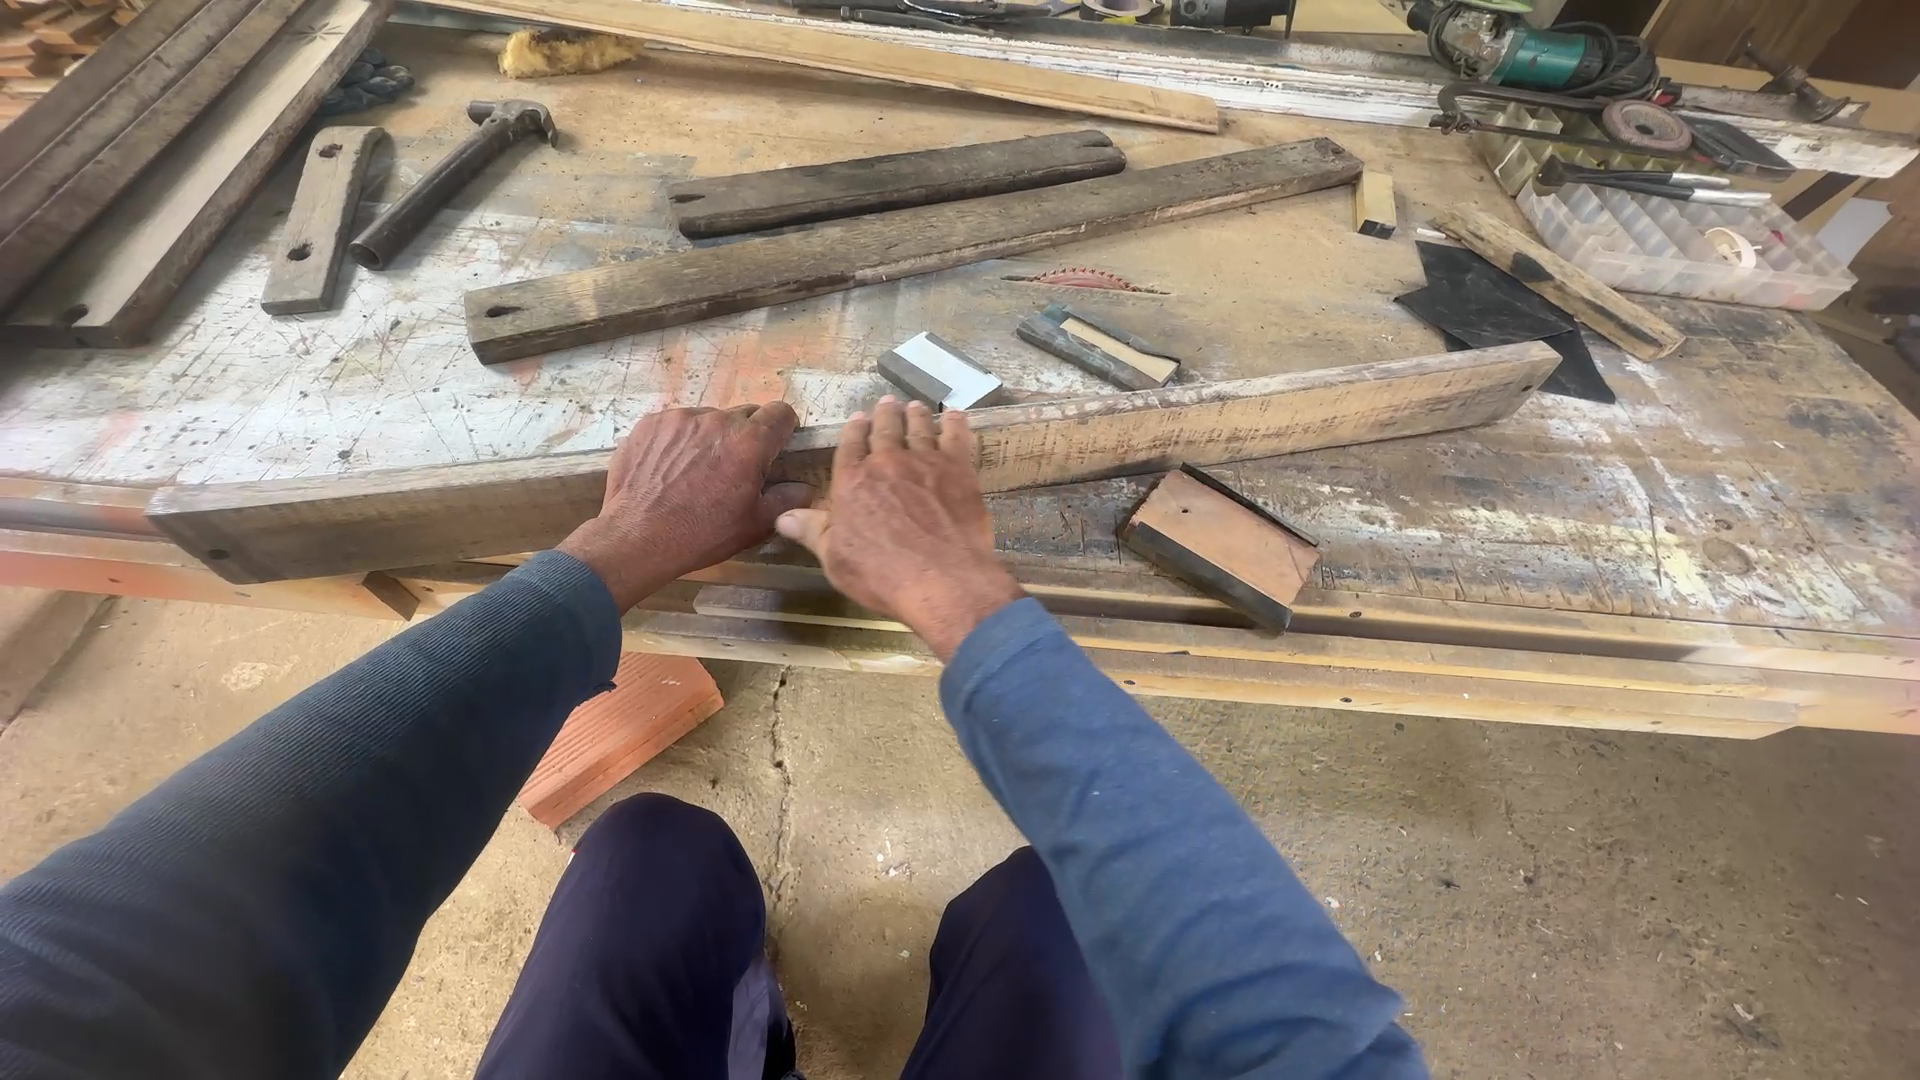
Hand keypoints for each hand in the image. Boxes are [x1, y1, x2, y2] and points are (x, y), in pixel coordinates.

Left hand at [558, 403, 814, 610]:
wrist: (639, 536)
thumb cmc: (704, 533)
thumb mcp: (756, 524)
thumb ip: (789, 499)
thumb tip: (805, 486)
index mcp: (749, 442)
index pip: (781, 412)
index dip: (783, 428)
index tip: (776, 446)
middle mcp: (717, 420)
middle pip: (746, 414)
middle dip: (748, 436)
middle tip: (736, 467)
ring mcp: (680, 418)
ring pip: (710, 418)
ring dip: (713, 437)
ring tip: (698, 470)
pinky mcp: (651, 423)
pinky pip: (677, 423)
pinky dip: (681, 439)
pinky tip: (671, 467)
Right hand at [775, 396, 1024, 660]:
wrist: (940, 577)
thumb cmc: (881, 575)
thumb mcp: (835, 558)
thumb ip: (812, 532)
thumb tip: (782, 517)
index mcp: (852, 482)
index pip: (850, 447)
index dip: (854, 431)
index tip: (857, 418)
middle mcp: (887, 463)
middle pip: (885, 431)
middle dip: (885, 415)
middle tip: (887, 403)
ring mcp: (925, 462)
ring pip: (919, 429)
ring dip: (915, 415)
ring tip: (914, 406)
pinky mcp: (959, 470)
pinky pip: (956, 437)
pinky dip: (954, 423)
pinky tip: (954, 415)